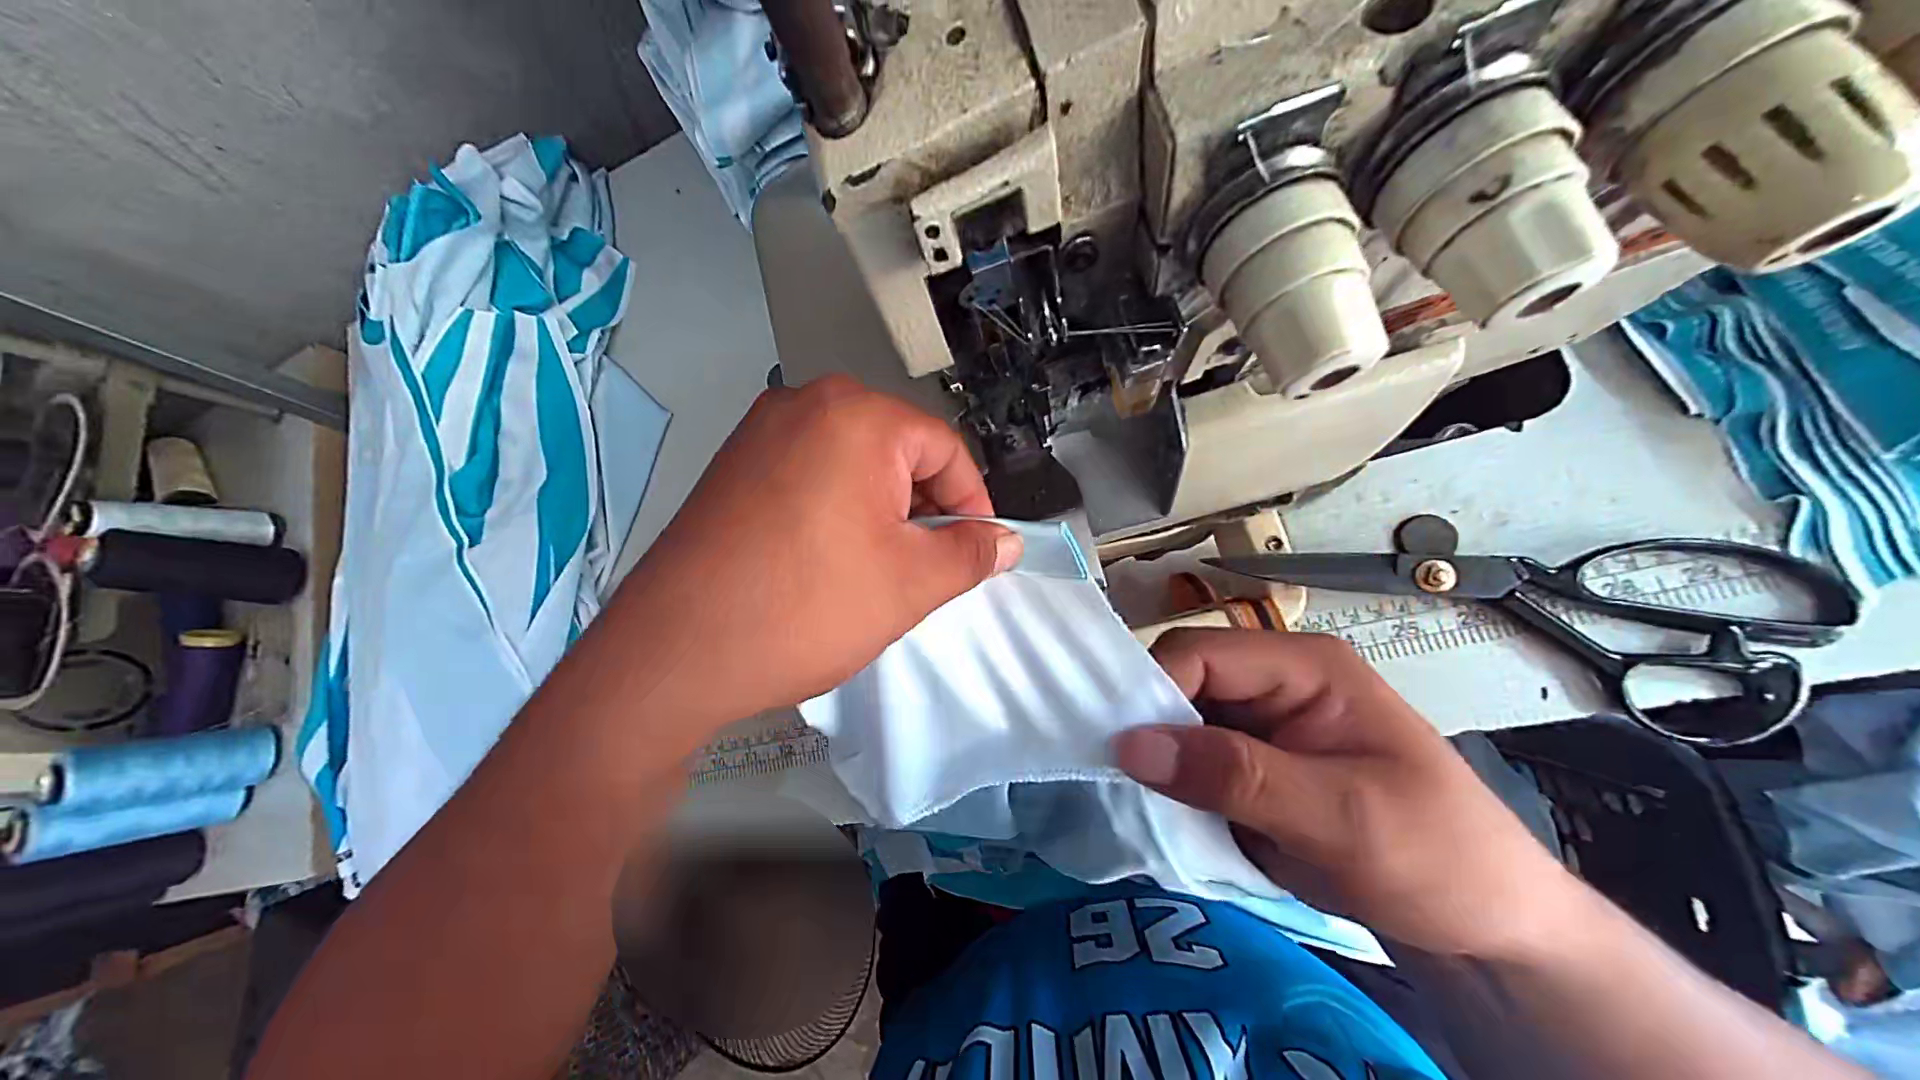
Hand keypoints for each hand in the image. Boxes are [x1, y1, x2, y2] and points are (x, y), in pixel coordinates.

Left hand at [613, 375, 1019, 727]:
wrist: (675, 651)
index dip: (972, 503)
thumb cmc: (802, 608)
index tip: (977, 549)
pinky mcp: (733, 466)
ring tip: (876, 571)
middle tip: (926, 566)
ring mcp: (760, 433)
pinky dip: (836, 510)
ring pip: (853, 464)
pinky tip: (828, 562)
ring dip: (880, 512)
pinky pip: (809, 474)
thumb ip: (971, 554)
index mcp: (856, 416)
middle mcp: (804, 405)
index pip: (945, 449)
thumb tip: (1002, 541)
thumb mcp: (910, 583)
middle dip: (923, 509)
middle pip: (897, 451)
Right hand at [1111, 628, 1581, 958]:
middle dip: (1150, 727)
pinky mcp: (1252, 771)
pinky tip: (1159, 813)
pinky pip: (1190, 764)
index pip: (1200, 654)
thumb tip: (1130, 744)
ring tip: (1134, 800)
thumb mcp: (1342, 817)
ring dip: (1158, 761)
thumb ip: (1237, 776)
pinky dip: (1171, 788)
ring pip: (1178, 725)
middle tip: (1121, 778)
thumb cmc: (1438, 858)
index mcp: (1304, 667)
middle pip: (1181, 682)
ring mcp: (1262, 730)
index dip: (1153, 689)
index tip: (1119, 747)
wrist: (1487, 932)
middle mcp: (1274, 685)